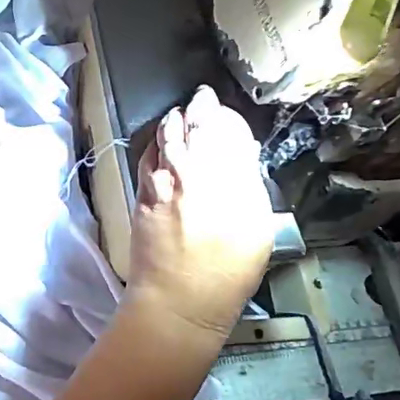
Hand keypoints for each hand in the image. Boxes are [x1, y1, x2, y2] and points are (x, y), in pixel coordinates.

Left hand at [125, 86, 274, 337]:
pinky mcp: (143, 193)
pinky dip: (155, 142)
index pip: (230, 134)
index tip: (228, 115)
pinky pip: (147, 156)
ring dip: (175, 119)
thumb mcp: (257, 233)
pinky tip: (159, 139)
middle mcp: (197, 176)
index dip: (229, 119)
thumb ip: (251, 189)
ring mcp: (165, 183)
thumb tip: (244, 158)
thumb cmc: (226, 275)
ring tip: (181, 112)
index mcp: (234, 185)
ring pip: (168, 136)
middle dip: (201, 107)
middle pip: (197, 126)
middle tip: (204, 98)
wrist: (179, 301)